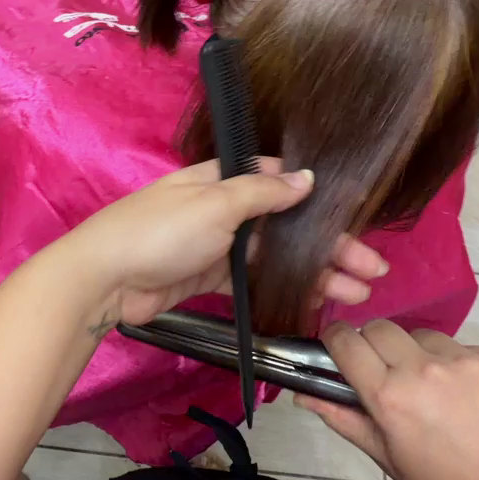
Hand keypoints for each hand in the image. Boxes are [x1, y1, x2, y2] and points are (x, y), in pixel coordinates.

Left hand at [41, 158, 386, 332]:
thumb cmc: (160, 230)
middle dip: (328, 245)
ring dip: (314, 272)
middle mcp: (221, 209)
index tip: (356, 216)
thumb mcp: (214, 203)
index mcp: (220, 180)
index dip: (317, 199)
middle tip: (372, 269)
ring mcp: (216, 245)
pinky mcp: (208, 278)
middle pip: (284, 224)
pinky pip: (254, 281)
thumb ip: (261, 192)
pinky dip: (283, 290)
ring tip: (358, 292)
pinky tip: (315, 302)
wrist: (106, 279)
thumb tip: (306, 177)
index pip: (277, 181)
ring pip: (275, 257)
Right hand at [297, 320, 478, 479]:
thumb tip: (302, 395)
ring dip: (418, 353)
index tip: (341, 350)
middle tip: (389, 373)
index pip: (345, 340)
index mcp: (389, 397)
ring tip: (438, 390)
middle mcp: (421, 370)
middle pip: (380, 327)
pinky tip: (472, 397)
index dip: (337, 341)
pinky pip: (461, 348)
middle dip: (375, 344)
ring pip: (422, 335)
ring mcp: (462, 362)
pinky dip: (457, 364)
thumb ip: (344, 419)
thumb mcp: (390, 460)